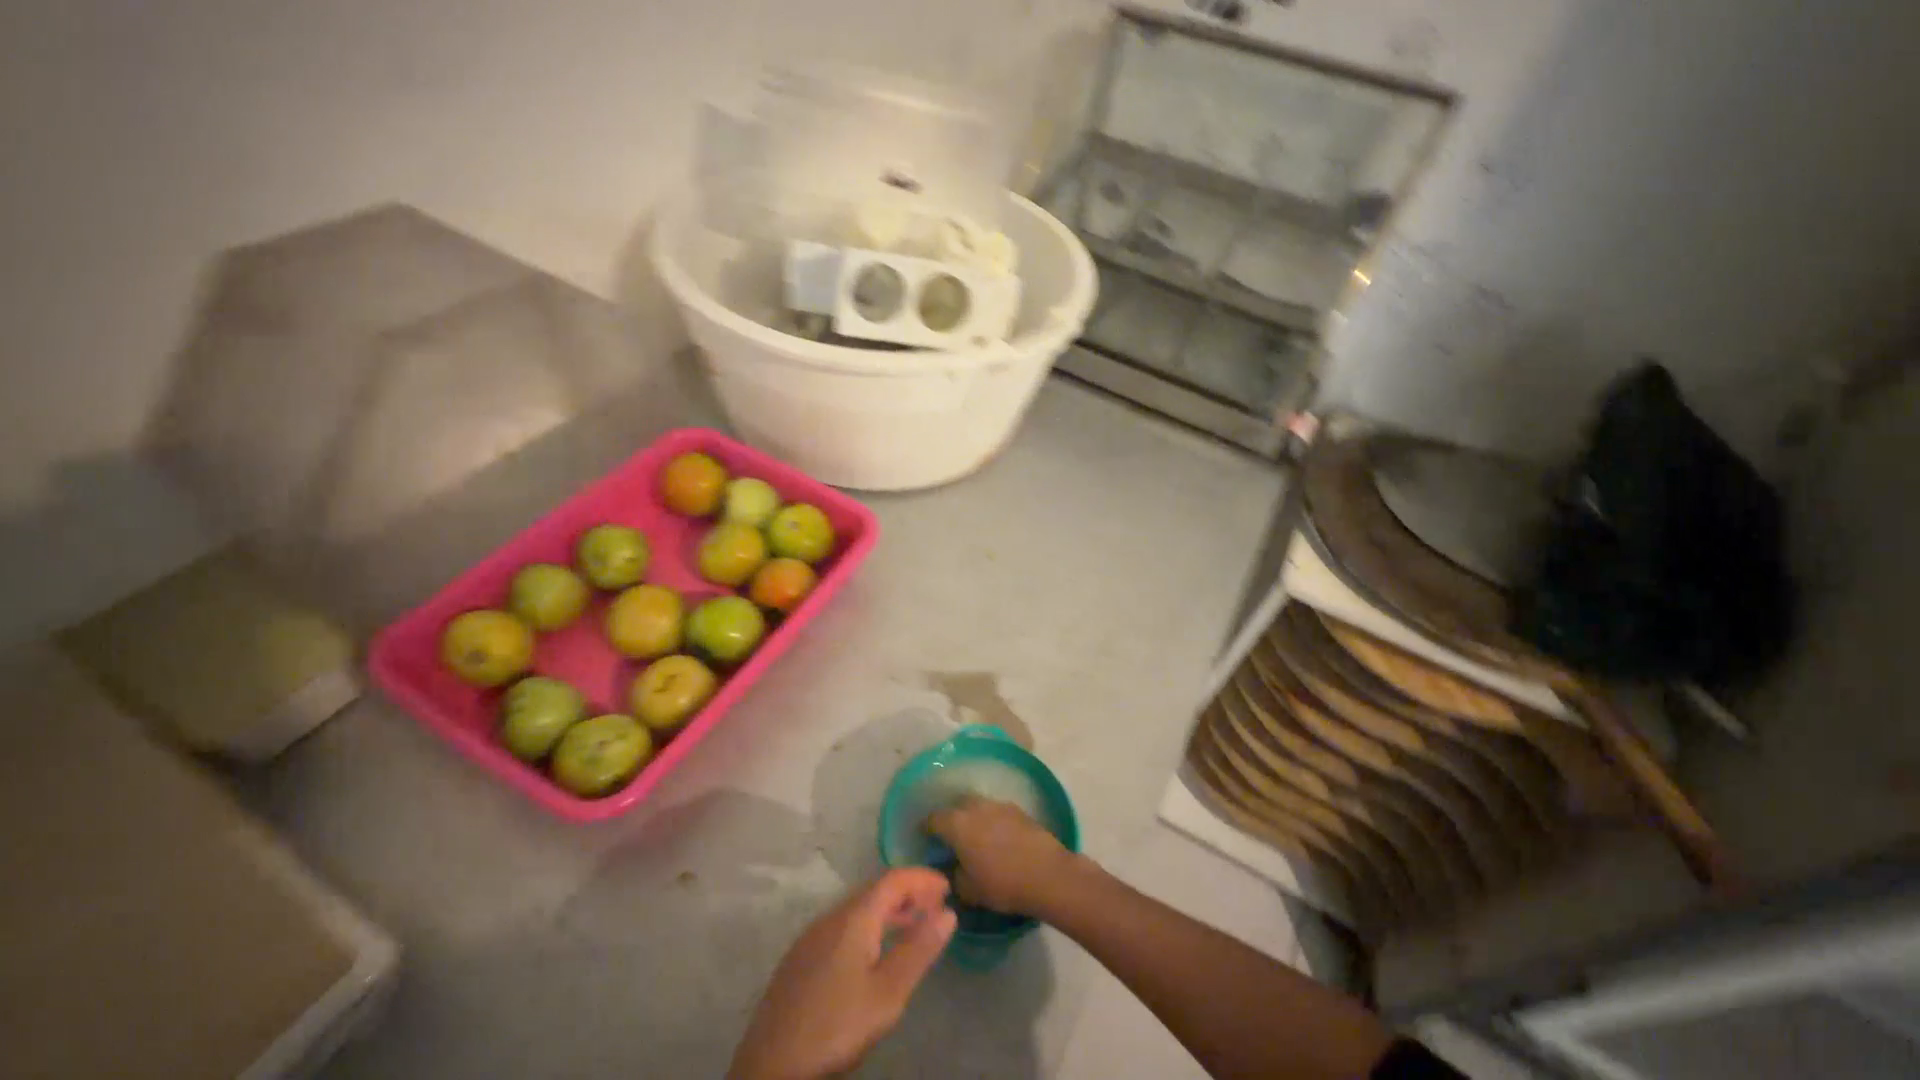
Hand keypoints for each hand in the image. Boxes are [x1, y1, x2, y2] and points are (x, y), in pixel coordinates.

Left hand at [728, 868, 956, 1079]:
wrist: (772, 1063)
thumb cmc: (837, 1025)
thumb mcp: (888, 992)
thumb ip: (918, 950)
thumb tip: (948, 913)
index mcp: (853, 919)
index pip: (892, 880)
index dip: (922, 878)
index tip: (948, 888)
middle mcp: (830, 918)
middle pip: (873, 890)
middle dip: (908, 893)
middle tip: (937, 909)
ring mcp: (811, 938)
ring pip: (856, 909)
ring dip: (888, 910)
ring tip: (913, 928)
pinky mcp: (801, 959)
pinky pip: (842, 926)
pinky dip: (869, 926)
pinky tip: (874, 953)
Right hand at [926, 796, 1076, 916]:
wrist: (1048, 875)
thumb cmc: (1002, 884)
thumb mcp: (968, 889)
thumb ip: (953, 876)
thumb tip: (951, 869)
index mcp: (956, 824)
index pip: (932, 819)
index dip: (926, 829)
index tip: (926, 839)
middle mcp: (976, 807)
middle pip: (956, 806)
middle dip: (951, 818)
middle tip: (951, 837)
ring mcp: (1000, 806)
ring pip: (979, 806)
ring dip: (974, 818)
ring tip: (976, 837)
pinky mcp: (1020, 811)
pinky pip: (998, 812)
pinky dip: (994, 822)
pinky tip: (999, 839)